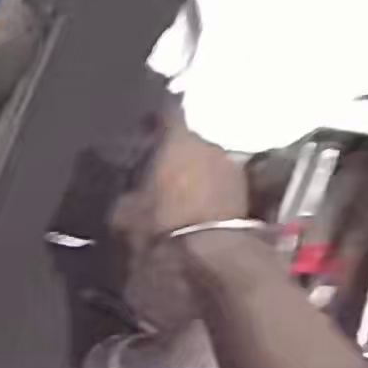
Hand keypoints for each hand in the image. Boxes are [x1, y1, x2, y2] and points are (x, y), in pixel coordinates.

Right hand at [109, 109, 247, 249]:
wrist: (207, 251)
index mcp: (177, 143)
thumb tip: (124, 198)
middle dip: (175, 154)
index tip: (144, 130)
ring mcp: (230, 165)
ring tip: (179, 194)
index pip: (167, 115)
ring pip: (206, 161)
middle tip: (159, 172)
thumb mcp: (127, 217)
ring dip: (194, 173)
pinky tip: (196, 207)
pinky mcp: (243, 188)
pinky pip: (219, 181)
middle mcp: (207, 144)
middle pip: (188, 141)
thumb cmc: (161, 226)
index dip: (154, 122)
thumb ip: (125, 200)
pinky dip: (208, 189)